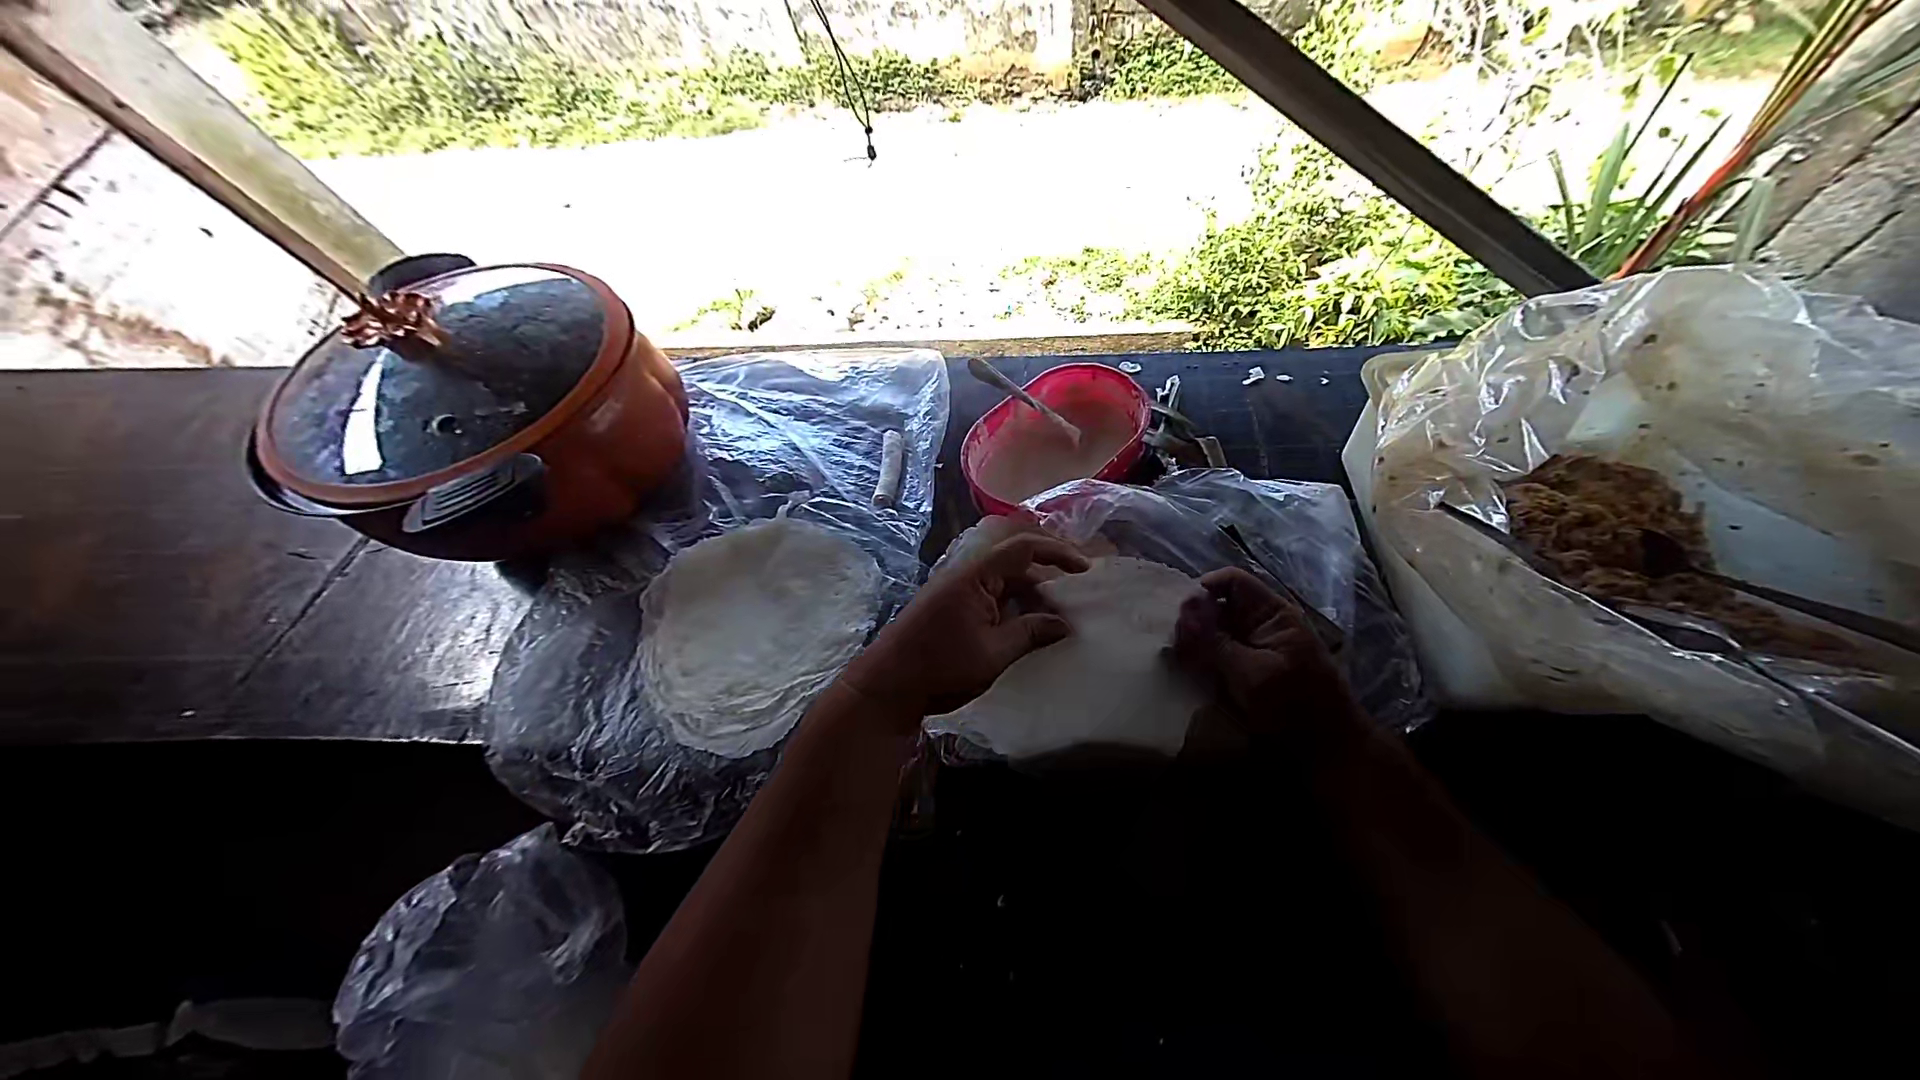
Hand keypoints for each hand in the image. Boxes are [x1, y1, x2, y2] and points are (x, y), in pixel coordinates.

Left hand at [842, 533, 1089, 722]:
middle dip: (1048, 575)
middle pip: (1015, 563)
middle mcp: (966, 575)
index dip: (1058, 552)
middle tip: (1078, 593)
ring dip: (1032, 595)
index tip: (1085, 569)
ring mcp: (958, 592)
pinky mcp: (954, 609)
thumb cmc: (940, 667)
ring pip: (1005, 582)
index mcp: (974, 575)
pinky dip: (1015, 607)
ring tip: (1061, 616)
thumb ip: (1030, 633)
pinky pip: (992, 598)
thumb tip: (1064, 625)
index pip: (1022, 547)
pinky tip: (1031, 626)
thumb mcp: (993, 653)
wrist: (888, 685)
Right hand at [1171, 567, 1358, 736]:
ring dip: (1192, 639)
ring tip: (1174, 655)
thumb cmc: (1296, 706)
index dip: (1203, 589)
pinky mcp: (1243, 669)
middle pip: (1218, 604)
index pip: (1232, 582)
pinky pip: (1215, 652)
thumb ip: (1215, 643)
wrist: (1327, 750)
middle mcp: (1259, 624)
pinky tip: (1183, 667)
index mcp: (1271, 614)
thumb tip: (1181, 613)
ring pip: (1213, 628)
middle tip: (1172, 640)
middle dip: (1192, 617)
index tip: (1180, 614)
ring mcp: (1251, 647)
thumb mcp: (1252, 673)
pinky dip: (1198, 657)